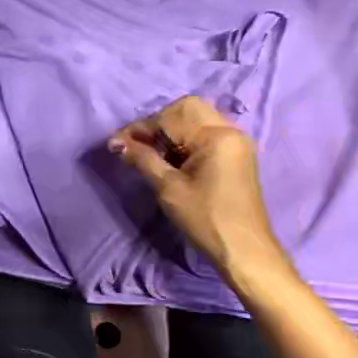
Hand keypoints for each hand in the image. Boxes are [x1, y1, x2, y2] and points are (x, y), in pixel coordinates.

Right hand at [110, 96, 293, 287]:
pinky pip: (205, 134)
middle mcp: (229, 130)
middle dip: (157, 123)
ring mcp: (235, 142)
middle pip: (186, 109)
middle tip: (136, 145)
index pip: (170, 117)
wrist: (242, 248)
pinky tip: (169, 158)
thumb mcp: (168, 188)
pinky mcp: (235, 154)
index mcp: (216, 136)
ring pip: (196, 119)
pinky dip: (184, 139)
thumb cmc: (204, 218)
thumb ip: (143, 159)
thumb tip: (116, 143)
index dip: (139, 128)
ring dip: (170, 130)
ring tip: (149, 153)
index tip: (115, 144)